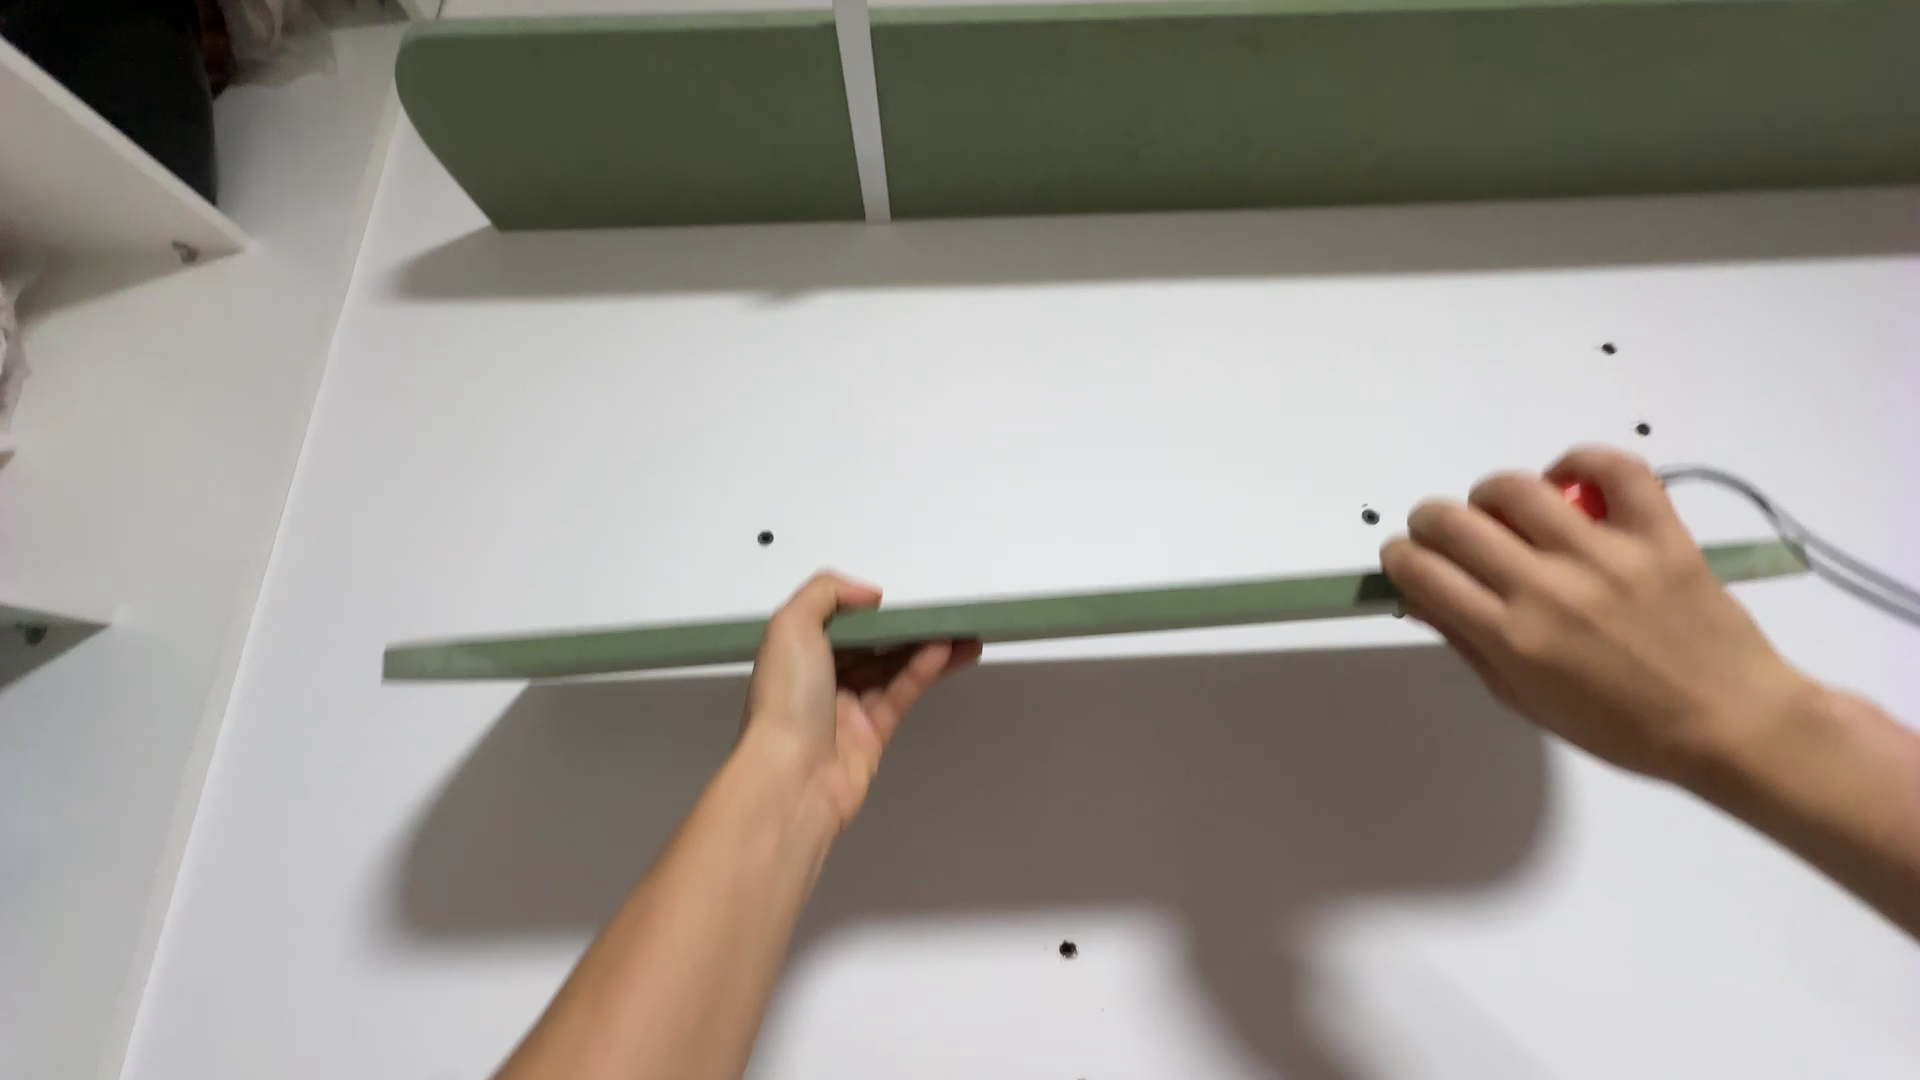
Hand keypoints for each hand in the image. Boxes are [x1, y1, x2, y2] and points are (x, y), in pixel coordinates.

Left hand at [740, 572, 980, 827]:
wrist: (790, 777)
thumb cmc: (787, 696)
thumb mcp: (791, 625)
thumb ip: (826, 593)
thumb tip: (870, 596)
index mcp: (795, 652)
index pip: (837, 623)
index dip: (868, 610)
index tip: (898, 600)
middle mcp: (819, 679)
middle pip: (869, 645)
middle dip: (905, 629)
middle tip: (945, 615)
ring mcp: (847, 709)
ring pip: (891, 669)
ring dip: (926, 648)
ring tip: (965, 632)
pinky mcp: (873, 735)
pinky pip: (901, 694)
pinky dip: (924, 671)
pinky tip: (949, 652)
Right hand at [1381, 446, 1818, 781]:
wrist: (1736, 727)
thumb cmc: (1615, 725)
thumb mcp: (1517, 696)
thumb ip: (1463, 640)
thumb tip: (1417, 593)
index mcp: (1510, 636)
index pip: (1419, 570)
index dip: (1398, 556)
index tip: (1407, 561)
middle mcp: (1548, 588)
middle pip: (1452, 522)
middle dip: (1428, 522)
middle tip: (1443, 537)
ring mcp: (1607, 556)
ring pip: (1516, 488)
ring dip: (1489, 495)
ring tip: (1503, 514)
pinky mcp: (1661, 536)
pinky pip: (1616, 469)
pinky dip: (1579, 463)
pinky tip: (1567, 484)